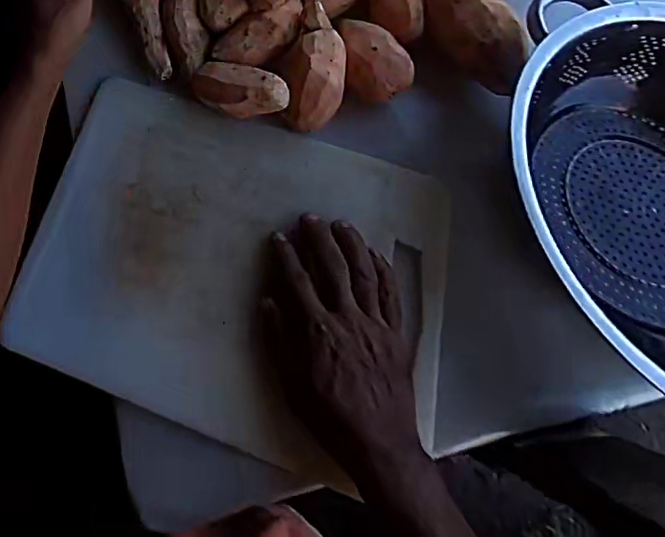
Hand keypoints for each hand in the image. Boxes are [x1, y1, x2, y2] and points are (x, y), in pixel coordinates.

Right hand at [262, 215, 422, 485]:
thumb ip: (278, 342)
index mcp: (319, 332)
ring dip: (351, 244)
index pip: (298, 282)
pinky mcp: (396, 333)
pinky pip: (391, 295)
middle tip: (310, 218)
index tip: (279, 236)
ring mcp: (375, 324)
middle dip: (319, 239)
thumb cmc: (330, 419)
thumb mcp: (292, 388)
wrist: (380, 446)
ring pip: (364, 273)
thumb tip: (268, 302)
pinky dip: (383, 270)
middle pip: (332, 268)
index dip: (287, 256)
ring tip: (341, 223)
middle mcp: (347, 319)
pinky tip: (375, 254)